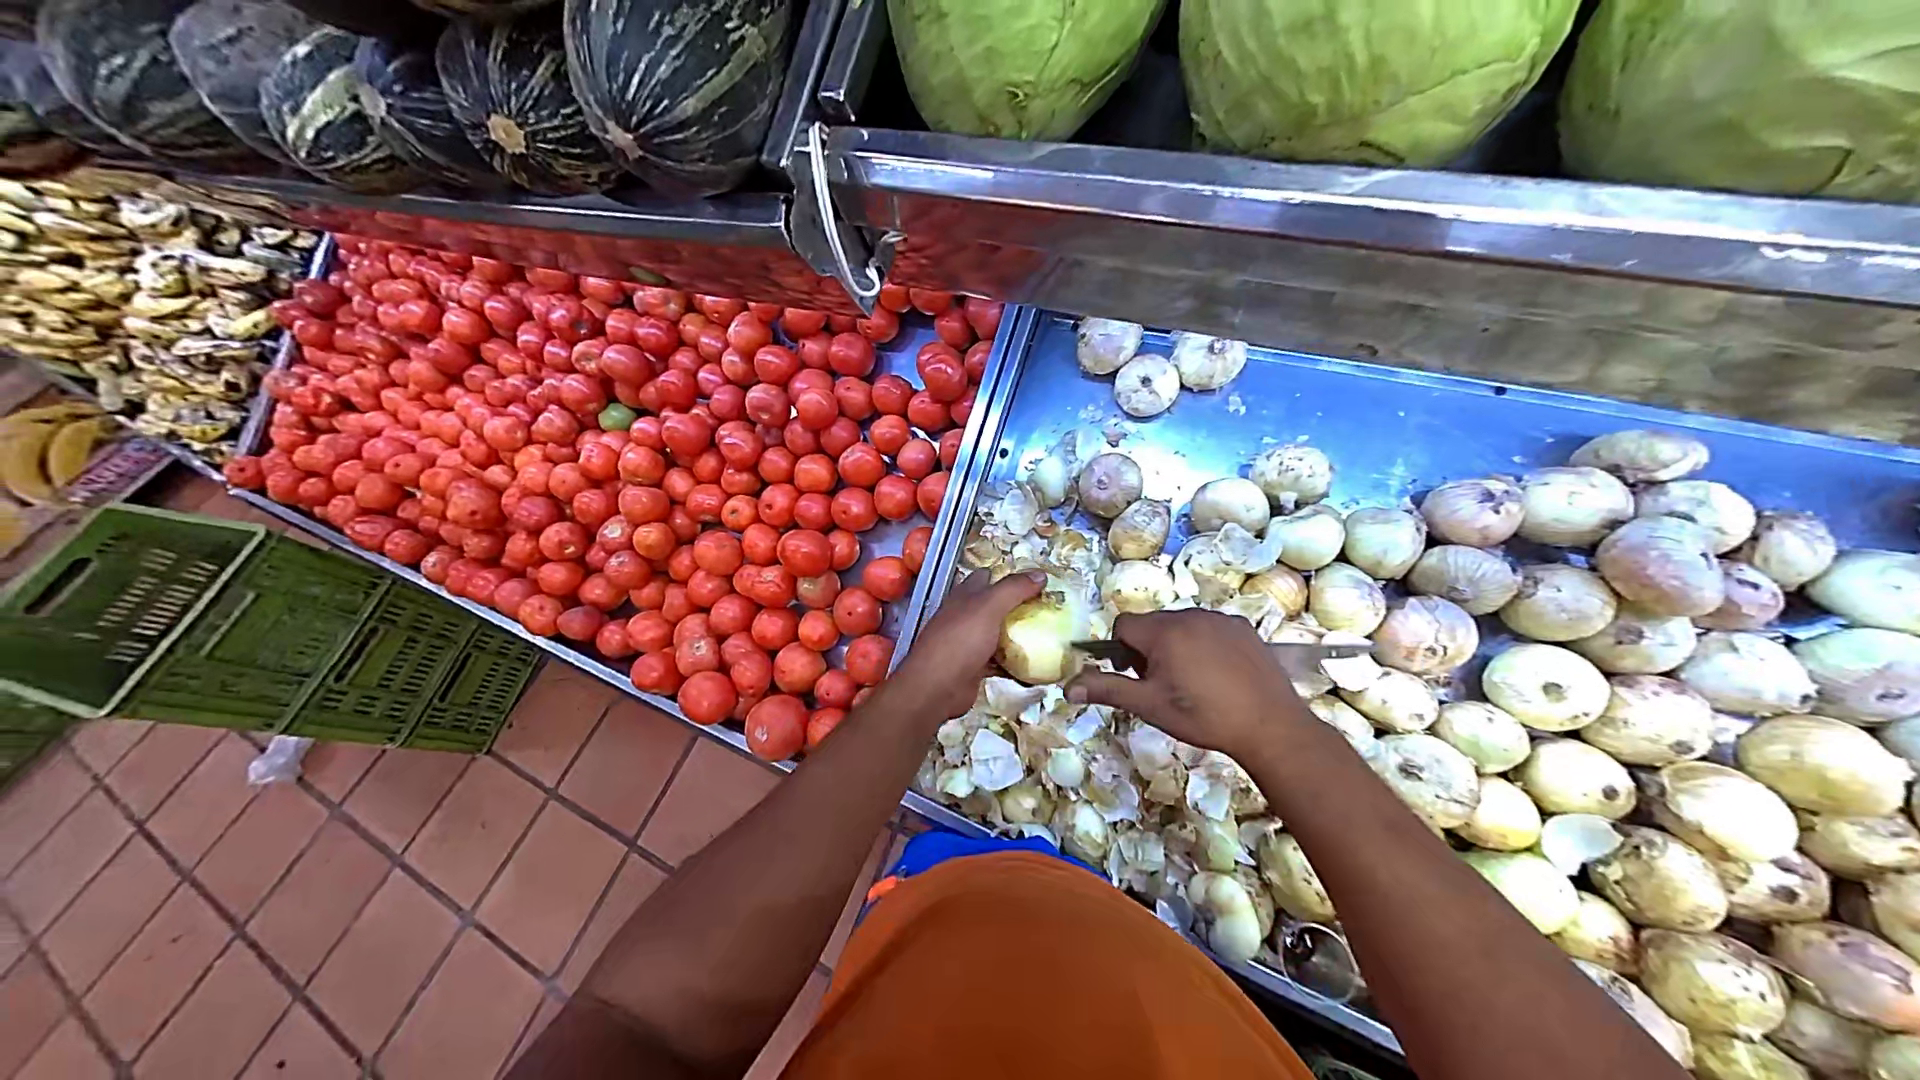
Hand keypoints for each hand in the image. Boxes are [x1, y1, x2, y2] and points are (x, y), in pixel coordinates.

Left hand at [887, 570, 1042, 720]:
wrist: (936, 688)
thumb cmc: (958, 642)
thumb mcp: (988, 607)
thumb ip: (1013, 589)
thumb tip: (1039, 575)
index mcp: (964, 596)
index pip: (986, 577)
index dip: (1007, 575)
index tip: (1033, 580)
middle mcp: (964, 617)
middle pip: (994, 607)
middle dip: (1017, 606)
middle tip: (1045, 608)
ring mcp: (968, 643)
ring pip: (997, 634)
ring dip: (1017, 635)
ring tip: (1045, 635)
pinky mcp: (974, 667)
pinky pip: (999, 661)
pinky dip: (1014, 662)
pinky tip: (1032, 664)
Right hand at [1065, 609, 1305, 760]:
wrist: (1269, 726)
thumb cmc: (1202, 716)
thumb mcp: (1149, 705)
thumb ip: (1107, 690)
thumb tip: (1067, 687)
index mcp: (1163, 631)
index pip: (1124, 625)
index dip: (1123, 651)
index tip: (1139, 676)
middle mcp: (1189, 615)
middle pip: (1152, 624)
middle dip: (1150, 648)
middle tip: (1165, 684)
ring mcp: (1219, 619)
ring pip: (1181, 625)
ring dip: (1177, 645)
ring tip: (1194, 681)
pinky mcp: (1243, 628)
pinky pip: (1210, 627)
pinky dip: (1206, 644)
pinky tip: (1220, 674)